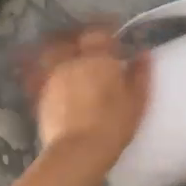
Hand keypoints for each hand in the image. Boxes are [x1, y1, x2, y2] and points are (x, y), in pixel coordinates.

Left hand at [23, 28, 150, 169]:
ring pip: (57, 58)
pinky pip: (49, 78)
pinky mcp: (41, 96)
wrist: (78, 151)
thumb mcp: (137, 101)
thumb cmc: (113, 124)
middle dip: (83, 45)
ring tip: (77, 72)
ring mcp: (53, 77)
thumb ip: (140, 74)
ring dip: (66, 60)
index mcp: (97, 58)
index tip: (115, 45)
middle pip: (74, 43)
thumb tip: (143, 54)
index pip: (99, 34)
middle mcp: (72, 61)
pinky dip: (57, 79)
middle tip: (94, 56)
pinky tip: (65, 91)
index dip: (106, 36)